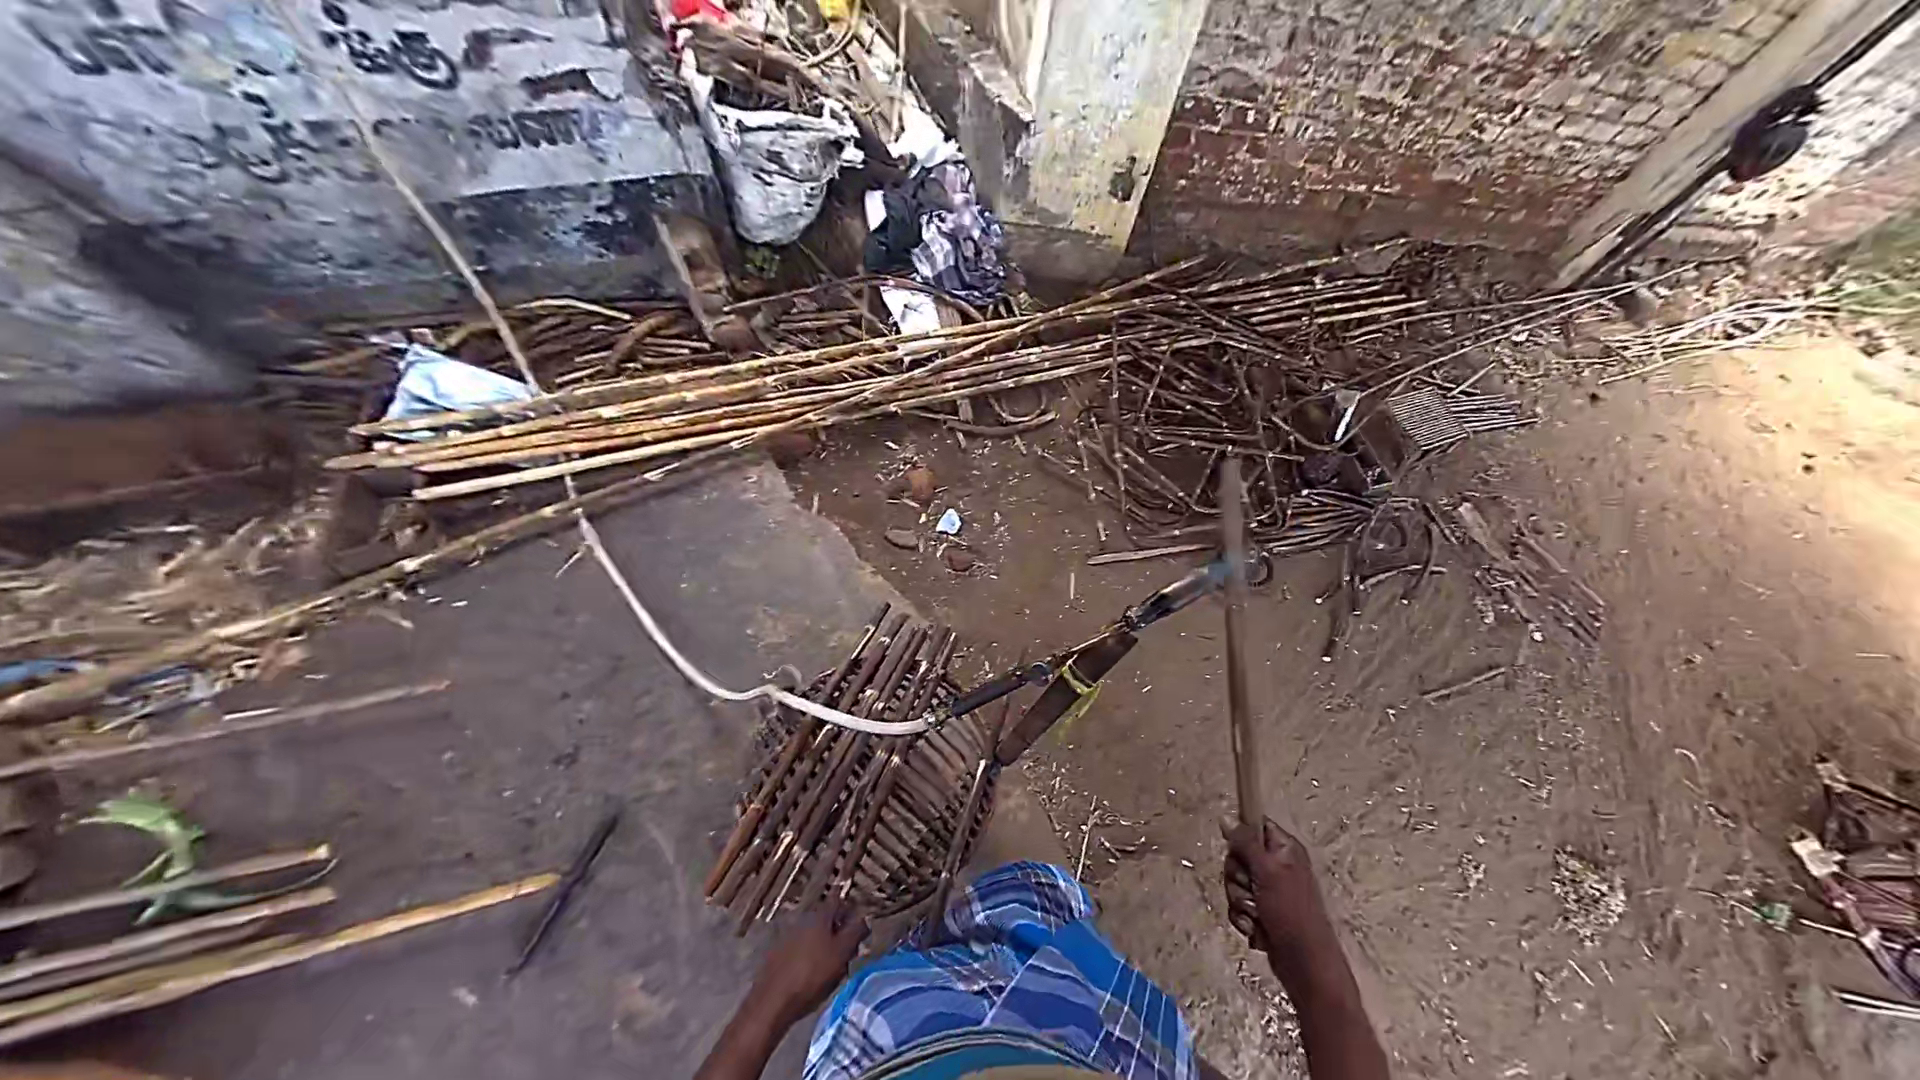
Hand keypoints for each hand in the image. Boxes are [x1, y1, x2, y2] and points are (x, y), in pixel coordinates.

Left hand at [750, 899, 869, 1026]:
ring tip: (830, 969)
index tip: (858, 929)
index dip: (850, 911)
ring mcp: (787, 936)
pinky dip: (808, 957)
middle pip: (826, 919)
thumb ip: (856, 932)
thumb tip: (864, 918)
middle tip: (847, 954)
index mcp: (819, 916)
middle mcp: (802, 919)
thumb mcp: (842, 954)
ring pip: (813, 935)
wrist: (772, 1002)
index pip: (838, 900)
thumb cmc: (812, 975)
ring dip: (823, 946)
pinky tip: (810, 976)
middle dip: (838, 932)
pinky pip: (800, 949)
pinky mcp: (776, 954)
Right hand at [1221, 817, 1334, 982]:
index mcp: (1284, 850)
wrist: (1306, 965)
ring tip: (1256, 914)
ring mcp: (1268, 890)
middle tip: (1252, 888)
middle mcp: (1276, 866)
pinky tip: (1255, 928)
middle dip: (1237, 876)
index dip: (1242, 836)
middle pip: (1238, 855)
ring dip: (1240, 900)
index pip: (1255, 825)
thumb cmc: (1291, 913)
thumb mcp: (1267, 872)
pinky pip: (1237, 904)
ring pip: (1235, 882)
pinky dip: (1242, 916)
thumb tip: (1226, 817)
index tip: (1239, 851)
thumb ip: (1246, 843)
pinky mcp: (1261, 911)